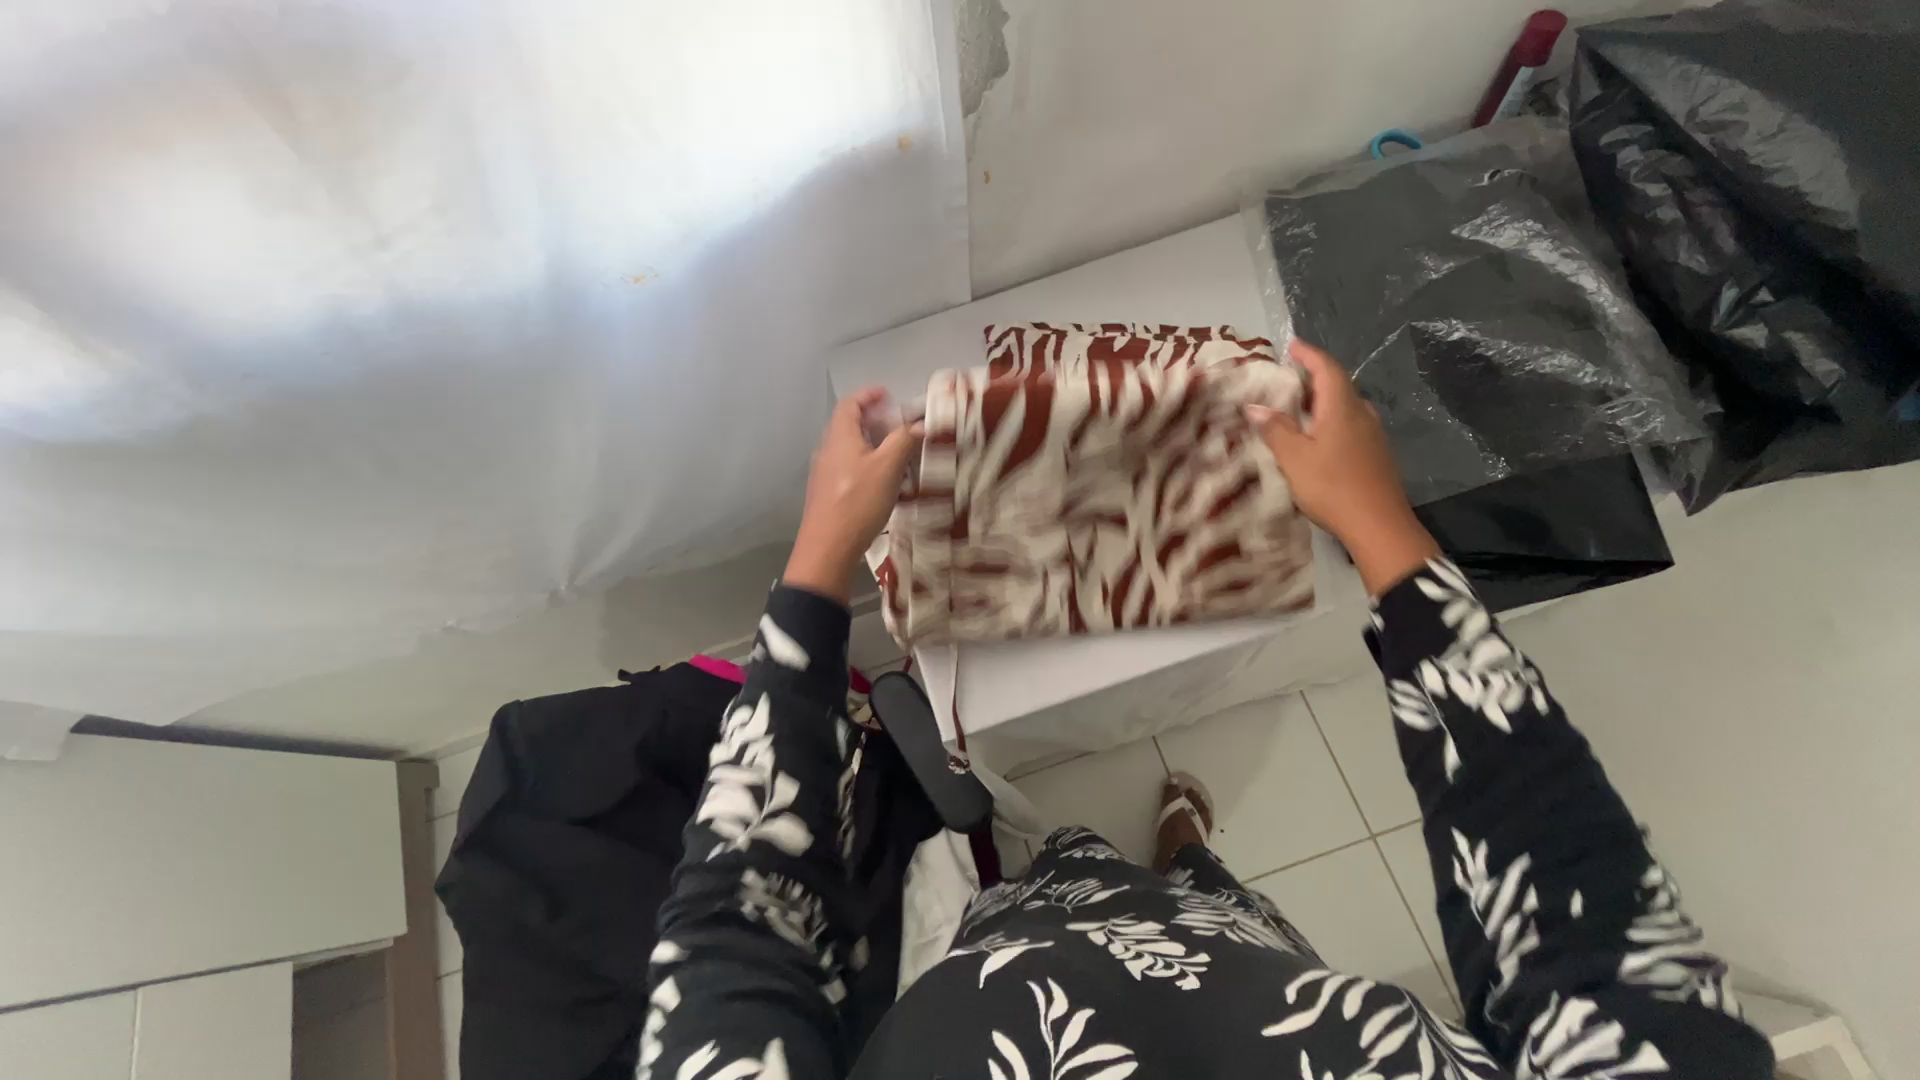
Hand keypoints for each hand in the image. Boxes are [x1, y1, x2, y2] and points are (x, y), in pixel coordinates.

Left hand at [784, 387, 923, 602]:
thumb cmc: (858, 501)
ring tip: (896, 452)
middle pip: (848, 425)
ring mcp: (824, 473)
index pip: (850, 404)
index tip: (888, 394)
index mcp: (839, 437)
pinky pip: (848, 467)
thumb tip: (920, 424)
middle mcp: (827, 450)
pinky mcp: (828, 494)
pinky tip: (883, 480)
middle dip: (874, 420)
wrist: (828, 548)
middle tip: (898, 424)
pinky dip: (866, 463)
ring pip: (849, 448)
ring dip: (871, 443)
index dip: (868, 395)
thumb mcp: (888, 467)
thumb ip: (904, 441)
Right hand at [1246, 340, 1438, 595]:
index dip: (1309, 355)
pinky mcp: (1376, 455)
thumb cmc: (1332, 486)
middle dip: (1312, 379)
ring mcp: (1373, 435)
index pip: (1327, 369)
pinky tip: (1317, 439)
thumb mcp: (1294, 458)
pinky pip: (1350, 426)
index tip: (1292, 345)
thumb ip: (1275, 429)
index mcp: (1342, 408)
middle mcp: (1362, 414)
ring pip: (1345, 408)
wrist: (1378, 525)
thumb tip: (1255, 407)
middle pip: (1338, 386)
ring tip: (1298, 410)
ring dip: (1322, 403)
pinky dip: (1331, 422)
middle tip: (1286, 381)